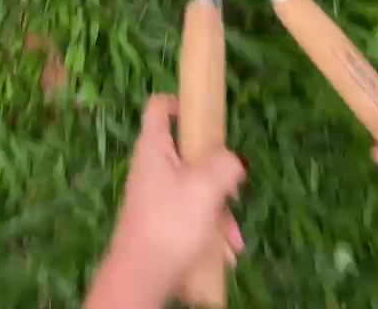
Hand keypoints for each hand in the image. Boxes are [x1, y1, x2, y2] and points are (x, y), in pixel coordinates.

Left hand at [85, 95, 246, 308]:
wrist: (142, 273)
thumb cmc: (171, 221)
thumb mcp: (205, 188)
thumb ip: (224, 165)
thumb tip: (233, 159)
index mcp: (154, 146)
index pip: (159, 107)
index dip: (180, 103)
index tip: (205, 115)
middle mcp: (151, 164)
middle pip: (187, 151)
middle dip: (217, 173)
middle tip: (234, 188)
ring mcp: (154, 192)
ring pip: (194, 187)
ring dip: (219, 209)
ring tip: (234, 237)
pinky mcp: (160, 219)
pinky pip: (190, 212)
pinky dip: (209, 227)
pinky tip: (226, 252)